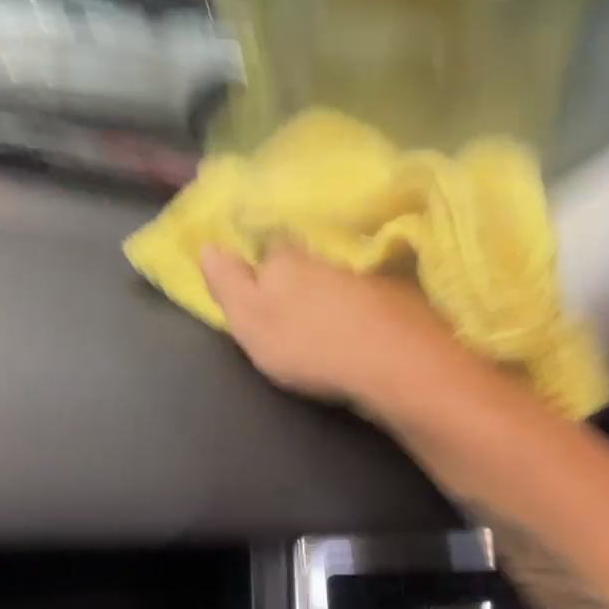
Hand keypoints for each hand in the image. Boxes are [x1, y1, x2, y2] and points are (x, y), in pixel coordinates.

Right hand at [199, 245, 464, 406]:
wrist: (395, 363)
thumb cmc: (309, 345)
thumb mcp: (251, 320)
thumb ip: (227, 283)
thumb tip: (207, 245)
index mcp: (287, 260)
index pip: (269, 248)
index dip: (262, 267)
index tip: (260, 289)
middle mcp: (328, 257)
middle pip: (308, 264)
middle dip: (300, 283)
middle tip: (294, 315)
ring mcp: (368, 277)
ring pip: (340, 281)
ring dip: (333, 299)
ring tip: (328, 328)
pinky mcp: (401, 300)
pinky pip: (373, 301)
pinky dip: (364, 313)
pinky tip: (364, 334)